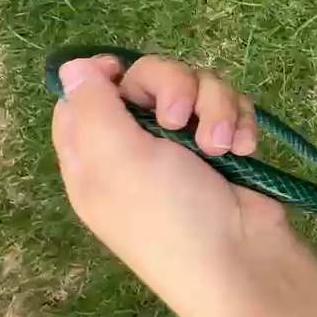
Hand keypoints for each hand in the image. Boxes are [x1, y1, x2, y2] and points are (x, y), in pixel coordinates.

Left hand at [51, 54, 288, 311]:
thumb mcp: (120, 162)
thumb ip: (96, 109)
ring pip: (202, 87)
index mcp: (97, 151)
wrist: (238, 250)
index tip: (124, 72)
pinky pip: (234, 105)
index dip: (105, 76)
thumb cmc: (168, 214)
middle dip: (179, 88)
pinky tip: (244, 148)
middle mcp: (139, 141)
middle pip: (153, 78)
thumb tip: (72, 66)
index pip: (88, 95)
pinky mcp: (226, 140)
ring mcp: (185, 141)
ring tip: (224, 147)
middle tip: (182, 120)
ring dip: (219, 110)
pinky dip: (241, 123)